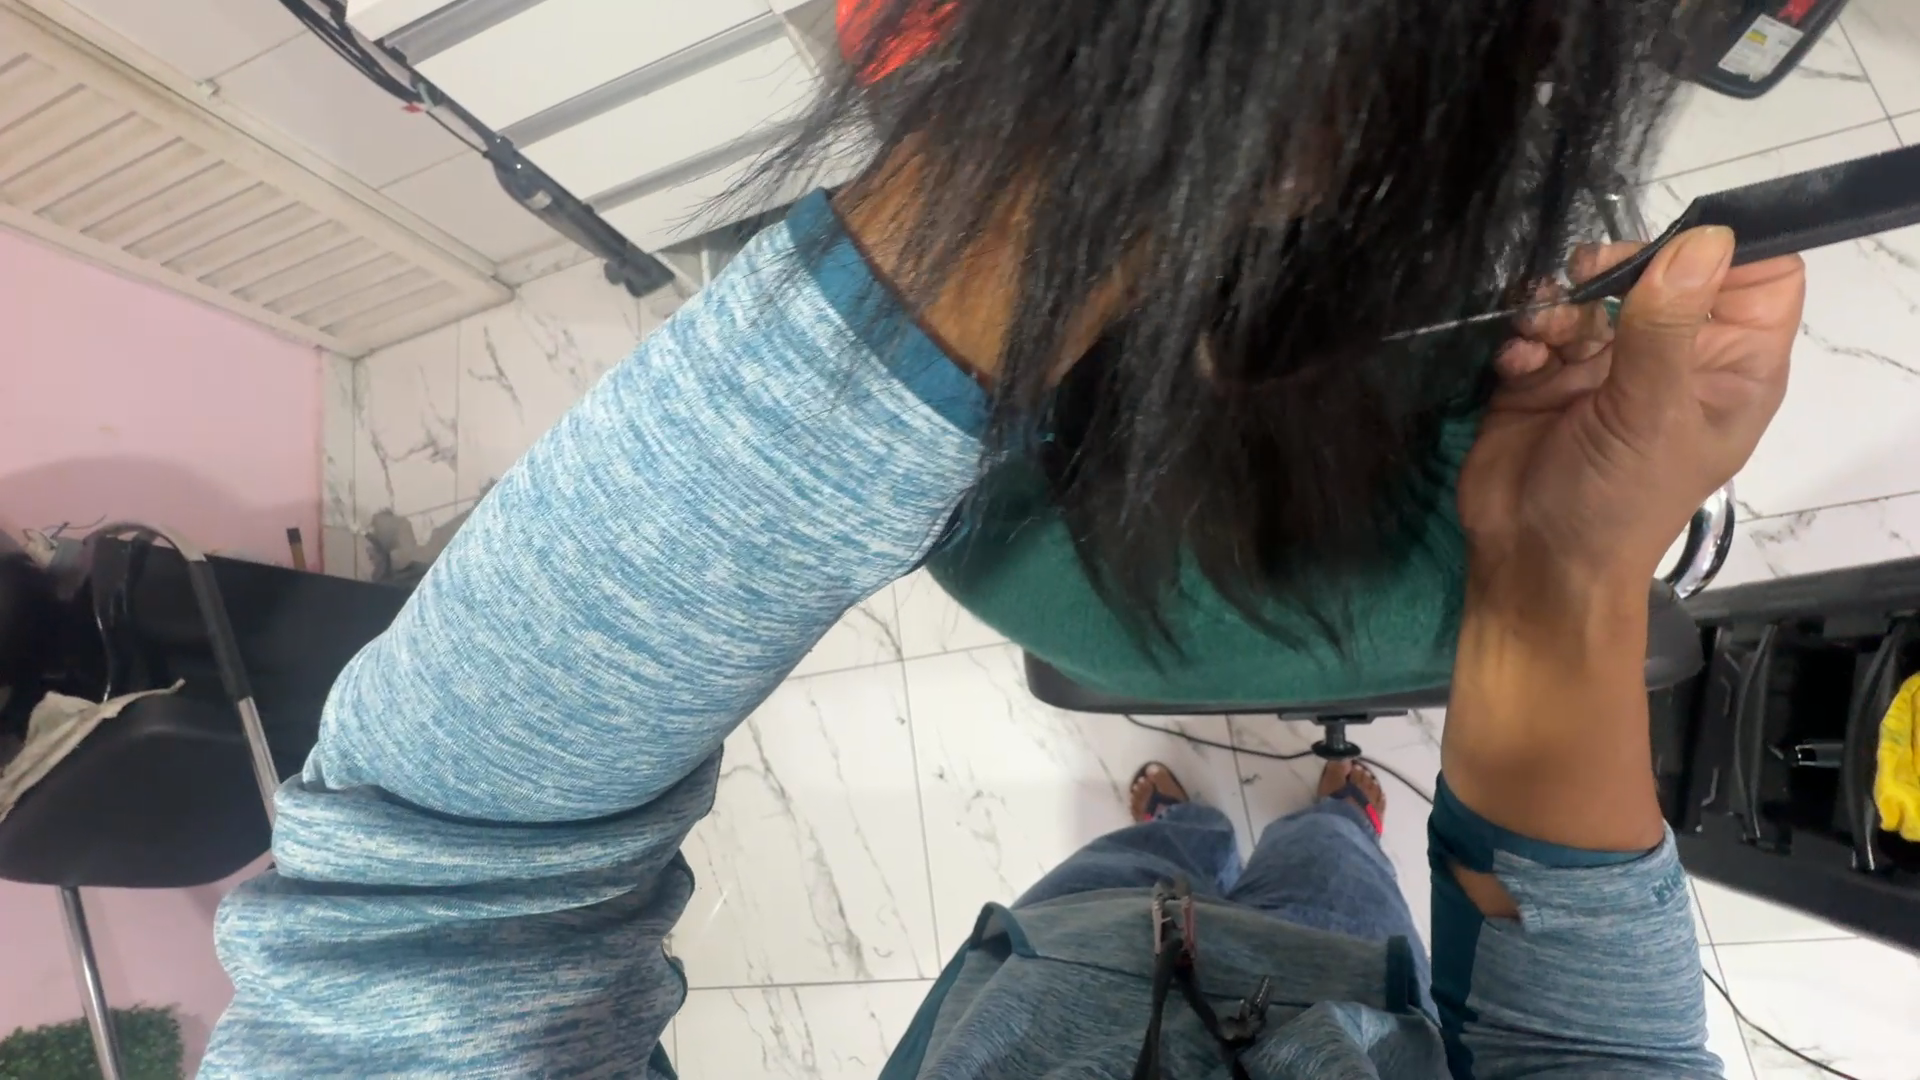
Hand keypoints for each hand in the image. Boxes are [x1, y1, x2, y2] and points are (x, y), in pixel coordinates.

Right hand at [1458, 227, 1803, 600]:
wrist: (1530, 555)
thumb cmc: (1615, 497)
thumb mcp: (1650, 413)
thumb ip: (1666, 328)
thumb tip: (1703, 238)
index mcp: (1725, 365)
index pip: (1753, 278)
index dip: (1717, 255)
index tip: (1664, 255)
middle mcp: (1662, 359)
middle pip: (1652, 278)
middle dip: (1614, 276)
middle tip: (1580, 281)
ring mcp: (1593, 371)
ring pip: (1583, 303)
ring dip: (1554, 309)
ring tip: (1534, 334)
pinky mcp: (1534, 383)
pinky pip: (1530, 338)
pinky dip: (1518, 342)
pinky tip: (1514, 366)